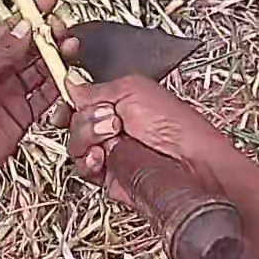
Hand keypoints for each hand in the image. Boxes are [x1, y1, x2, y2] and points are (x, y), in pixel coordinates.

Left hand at [0, 1, 64, 206]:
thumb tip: (24, 28)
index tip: (47, 4)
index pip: (9, 33)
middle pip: (28, 50)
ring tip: (69, 46)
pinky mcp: (22, 117)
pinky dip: (58, 87)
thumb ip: (0, 50)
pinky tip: (67, 74)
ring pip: (40, 71)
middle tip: (61, 28)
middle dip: (47, 37)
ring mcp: (10, 96)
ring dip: (55, 58)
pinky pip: (44, 98)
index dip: (28, 18)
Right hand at [65, 75, 245, 201]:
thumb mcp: (132, 90)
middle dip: (84, 118)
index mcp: (116, 103)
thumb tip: (70, 81)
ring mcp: (107, 152)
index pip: (80, 101)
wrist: (190, 163)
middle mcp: (109, 127)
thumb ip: (95, 89)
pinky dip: (87, 161)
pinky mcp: (107, 176)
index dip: (69, 101)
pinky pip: (82, 169)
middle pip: (72, 122)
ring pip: (74, 145)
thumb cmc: (175, 125)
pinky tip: (101, 157)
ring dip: (86, 138)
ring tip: (111, 137)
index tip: (67, 101)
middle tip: (109, 119)